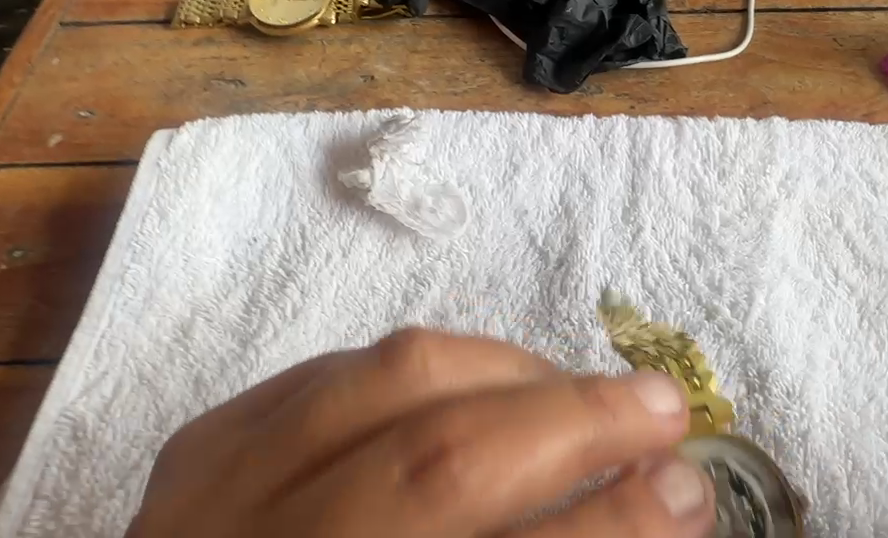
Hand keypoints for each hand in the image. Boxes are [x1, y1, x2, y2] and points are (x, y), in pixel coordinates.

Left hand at [126, 328, 714, 537]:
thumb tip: (649, 510)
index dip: (609, 531)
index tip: (690, 494)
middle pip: (439, 463)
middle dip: (574, 422)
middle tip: (665, 409)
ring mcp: (206, 499)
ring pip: (385, 379)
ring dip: (507, 370)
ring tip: (581, 386)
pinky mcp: (197, 447)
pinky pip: (334, 367)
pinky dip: (425, 366)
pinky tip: (478, 380)